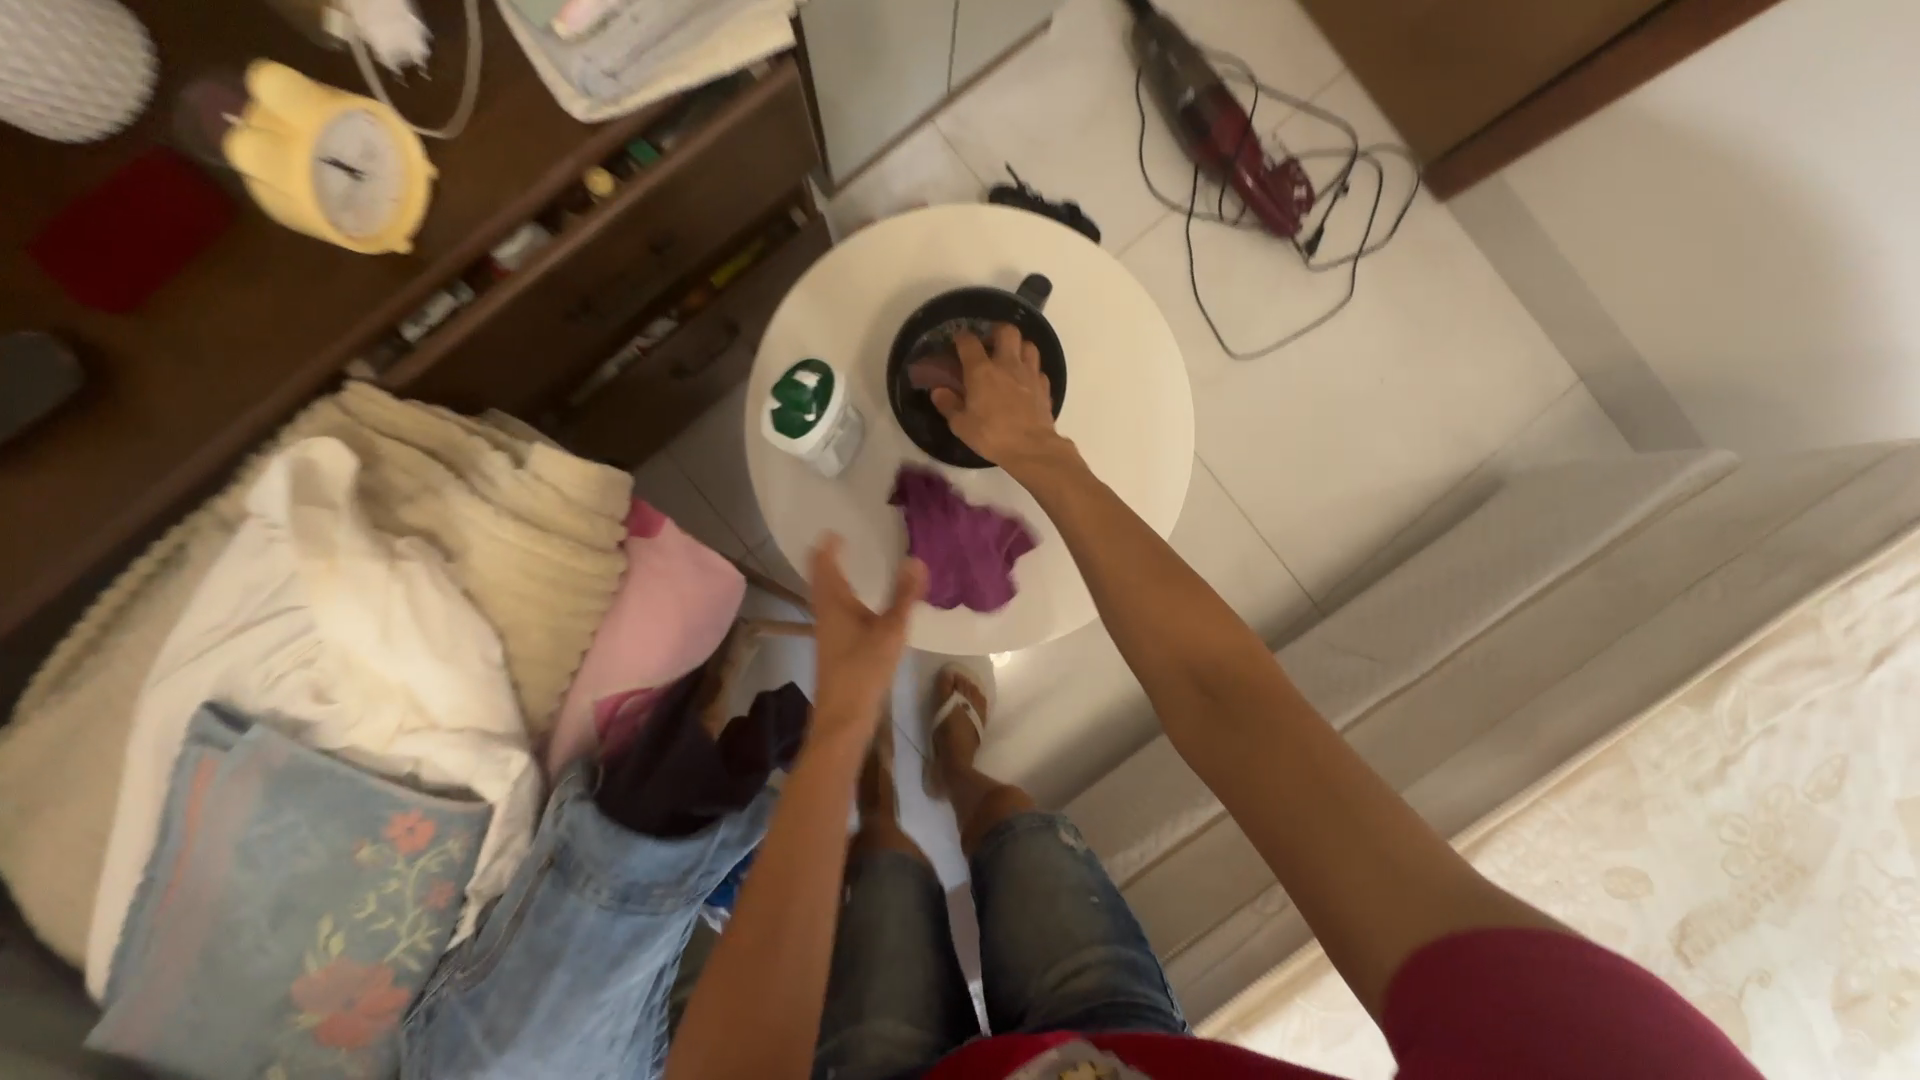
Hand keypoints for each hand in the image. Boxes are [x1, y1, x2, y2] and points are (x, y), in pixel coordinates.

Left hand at [807, 534, 926, 744]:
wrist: (843, 715)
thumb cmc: (864, 669)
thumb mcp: (891, 631)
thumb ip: (904, 596)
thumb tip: (916, 560)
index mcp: (833, 603)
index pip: (823, 565)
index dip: (827, 547)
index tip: (836, 530)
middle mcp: (824, 613)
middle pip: (821, 579)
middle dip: (828, 560)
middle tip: (843, 542)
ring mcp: (827, 632)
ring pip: (826, 597)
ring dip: (835, 580)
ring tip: (852, 567)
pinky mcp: (833, 647)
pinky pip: (835, 611)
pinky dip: (843, 599)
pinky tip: (860, 607)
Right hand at [931, 324, 1067, 471]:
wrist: (1031, 447)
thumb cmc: (991, 436)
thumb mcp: (961, 425)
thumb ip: (948, 405)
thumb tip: (938, 390)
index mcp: (981, 371)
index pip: (969, 342)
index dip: (962, 338)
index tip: (958, 341)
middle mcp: (1007, 364)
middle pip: (1007, 331)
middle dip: (997, 331)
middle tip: (990, 344)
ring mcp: (1029, 373)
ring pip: (1028, 345)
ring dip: (1019, 347)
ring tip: (1011, 359)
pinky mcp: (1044, 386)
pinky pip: (1038, 370)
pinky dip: (1031, 371)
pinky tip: (1026, 381)